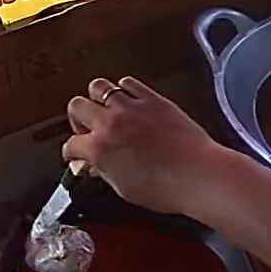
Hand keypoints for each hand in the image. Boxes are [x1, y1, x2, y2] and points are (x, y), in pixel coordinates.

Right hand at [63, 77, 229, 216]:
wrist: (199, 174)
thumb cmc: (166, 188)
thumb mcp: (123, 189)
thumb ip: (104, 171)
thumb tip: (96, 164)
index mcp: (99, 148)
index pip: (71, 145)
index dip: (71, 153)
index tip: (75, 155)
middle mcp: (110, 122)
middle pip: (76, 106)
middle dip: (77, 119)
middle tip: (87, 129)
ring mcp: (131, 106)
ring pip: (99, 86)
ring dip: (97, 99)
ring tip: (106, 111)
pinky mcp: (152, 98)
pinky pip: (128, 83)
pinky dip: (124, 90)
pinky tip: (130, 102)